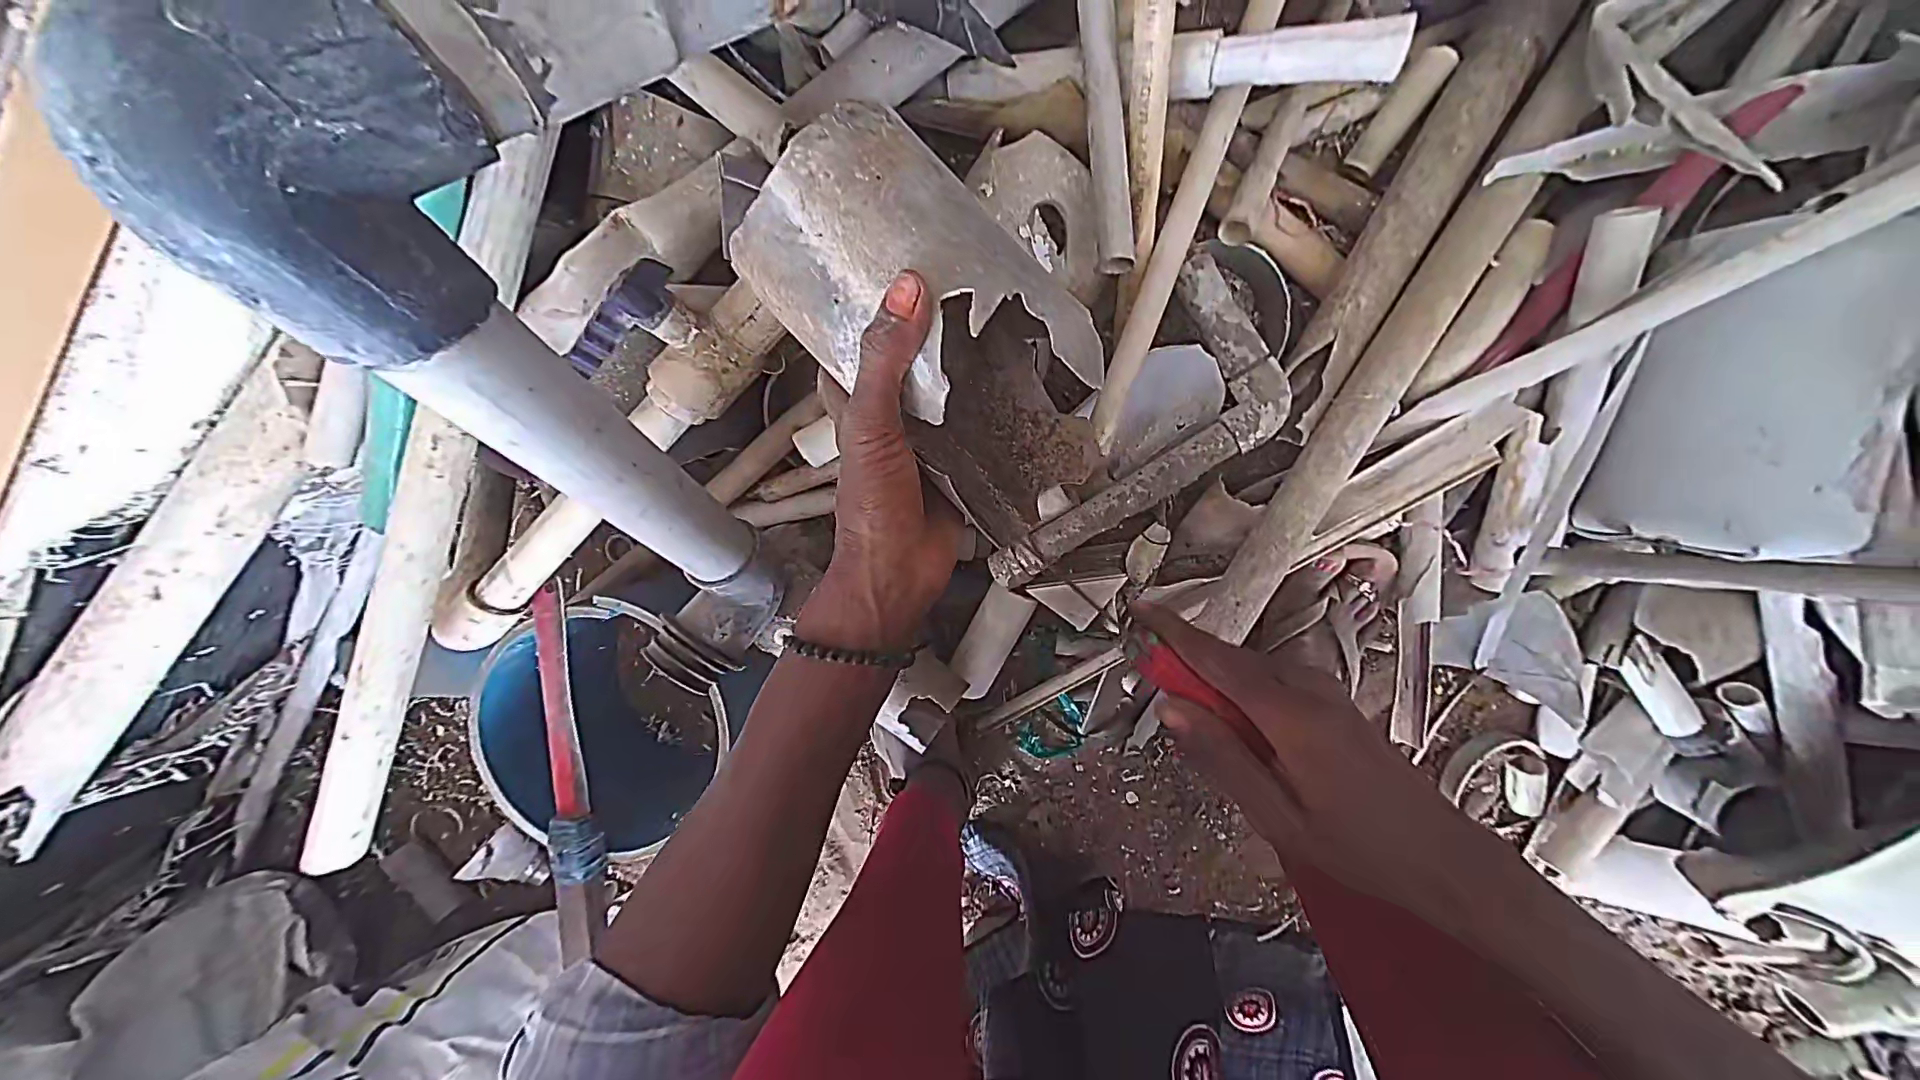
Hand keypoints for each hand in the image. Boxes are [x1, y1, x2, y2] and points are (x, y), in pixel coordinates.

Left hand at [799, 271, 962, 651]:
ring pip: (947, 388)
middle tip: (963, 288)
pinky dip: (992, 405)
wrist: (902, 570)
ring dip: (967, 364)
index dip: (876, 305)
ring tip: (994, 321)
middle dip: (934, 328)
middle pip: (913, 359)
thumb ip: (885, 363)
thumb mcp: (870, 426)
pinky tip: (1013, 383)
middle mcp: (892, 414)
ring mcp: (927, 436)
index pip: (861, 340)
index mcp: (857, 401)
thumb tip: (905, 296)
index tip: (901, 267)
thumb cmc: (871, 509)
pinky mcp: (958, 457)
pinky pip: (977, 422)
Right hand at [1133, 603, 1507, 937]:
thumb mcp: (1275, 815)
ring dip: (1214, 677)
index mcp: (1291, 716)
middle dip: (1188, 660)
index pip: (1217, 660)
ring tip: (1193, 711)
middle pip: (1232, 659)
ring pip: (1252, 668)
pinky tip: (1237, 721)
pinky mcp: (1333, 702)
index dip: (1173, 632)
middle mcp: (1309, 691)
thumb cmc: (1359, 846)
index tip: (1141, 609)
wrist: (1443, 858)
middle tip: (1155, 679)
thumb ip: (1220, 756)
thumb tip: (1171, 710)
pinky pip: (1273, 680)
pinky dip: (1240, 688)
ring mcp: (1326, 693)